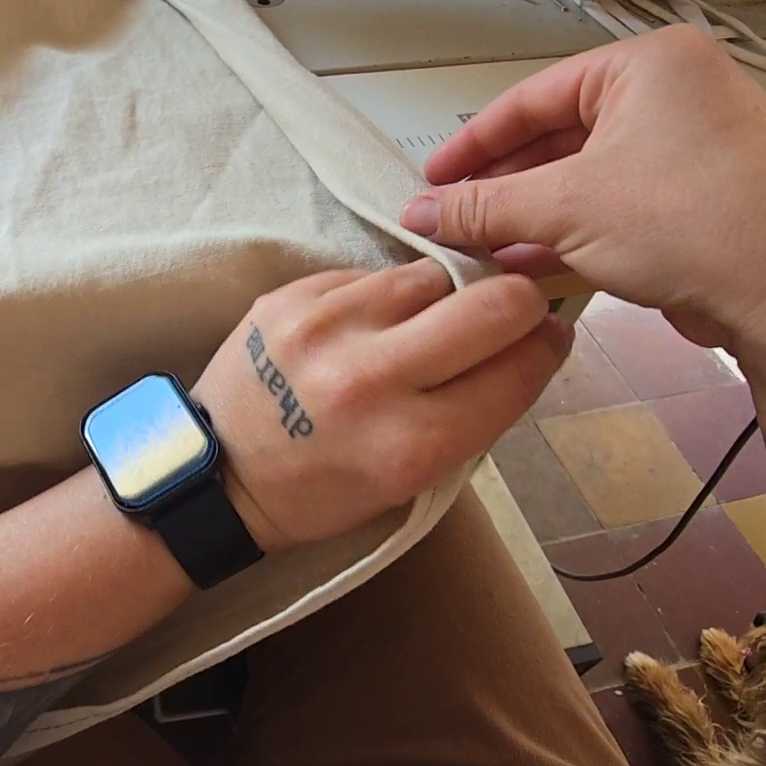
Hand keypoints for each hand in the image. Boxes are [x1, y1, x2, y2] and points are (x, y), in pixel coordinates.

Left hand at [190, 259, 568, 552]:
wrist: (220, 473)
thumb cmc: (321, 491)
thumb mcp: (411, 482)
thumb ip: (475, 413)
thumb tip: (527, 341)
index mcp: (412, 443)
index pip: (522, 367)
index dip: (545, 349)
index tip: (540, 341)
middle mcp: (372, 376)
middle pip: (495, 301)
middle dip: (515, 305)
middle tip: (501, 318)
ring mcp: (325, 326)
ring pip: (432, 274)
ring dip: (441, 298)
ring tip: (415, 328)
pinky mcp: (289, 295)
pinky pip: (370, 274)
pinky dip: (382, 298)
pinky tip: (362, 327)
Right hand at [397, 25, 765, 353]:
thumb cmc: (679, 217)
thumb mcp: (564, 206)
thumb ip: (481, 208)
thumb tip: (414, 214)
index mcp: (643, 67)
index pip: (531, 99)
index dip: (472, 144)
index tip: (428, 181)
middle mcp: (666, 99)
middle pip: (553, 141)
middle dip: (497, 189)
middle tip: (448, 223)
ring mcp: (681, 154)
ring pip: (577, 182)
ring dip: (522, 219)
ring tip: (472, 250)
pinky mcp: (688, 206)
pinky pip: (605, 212)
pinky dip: (560, 237)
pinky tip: (517, 266)